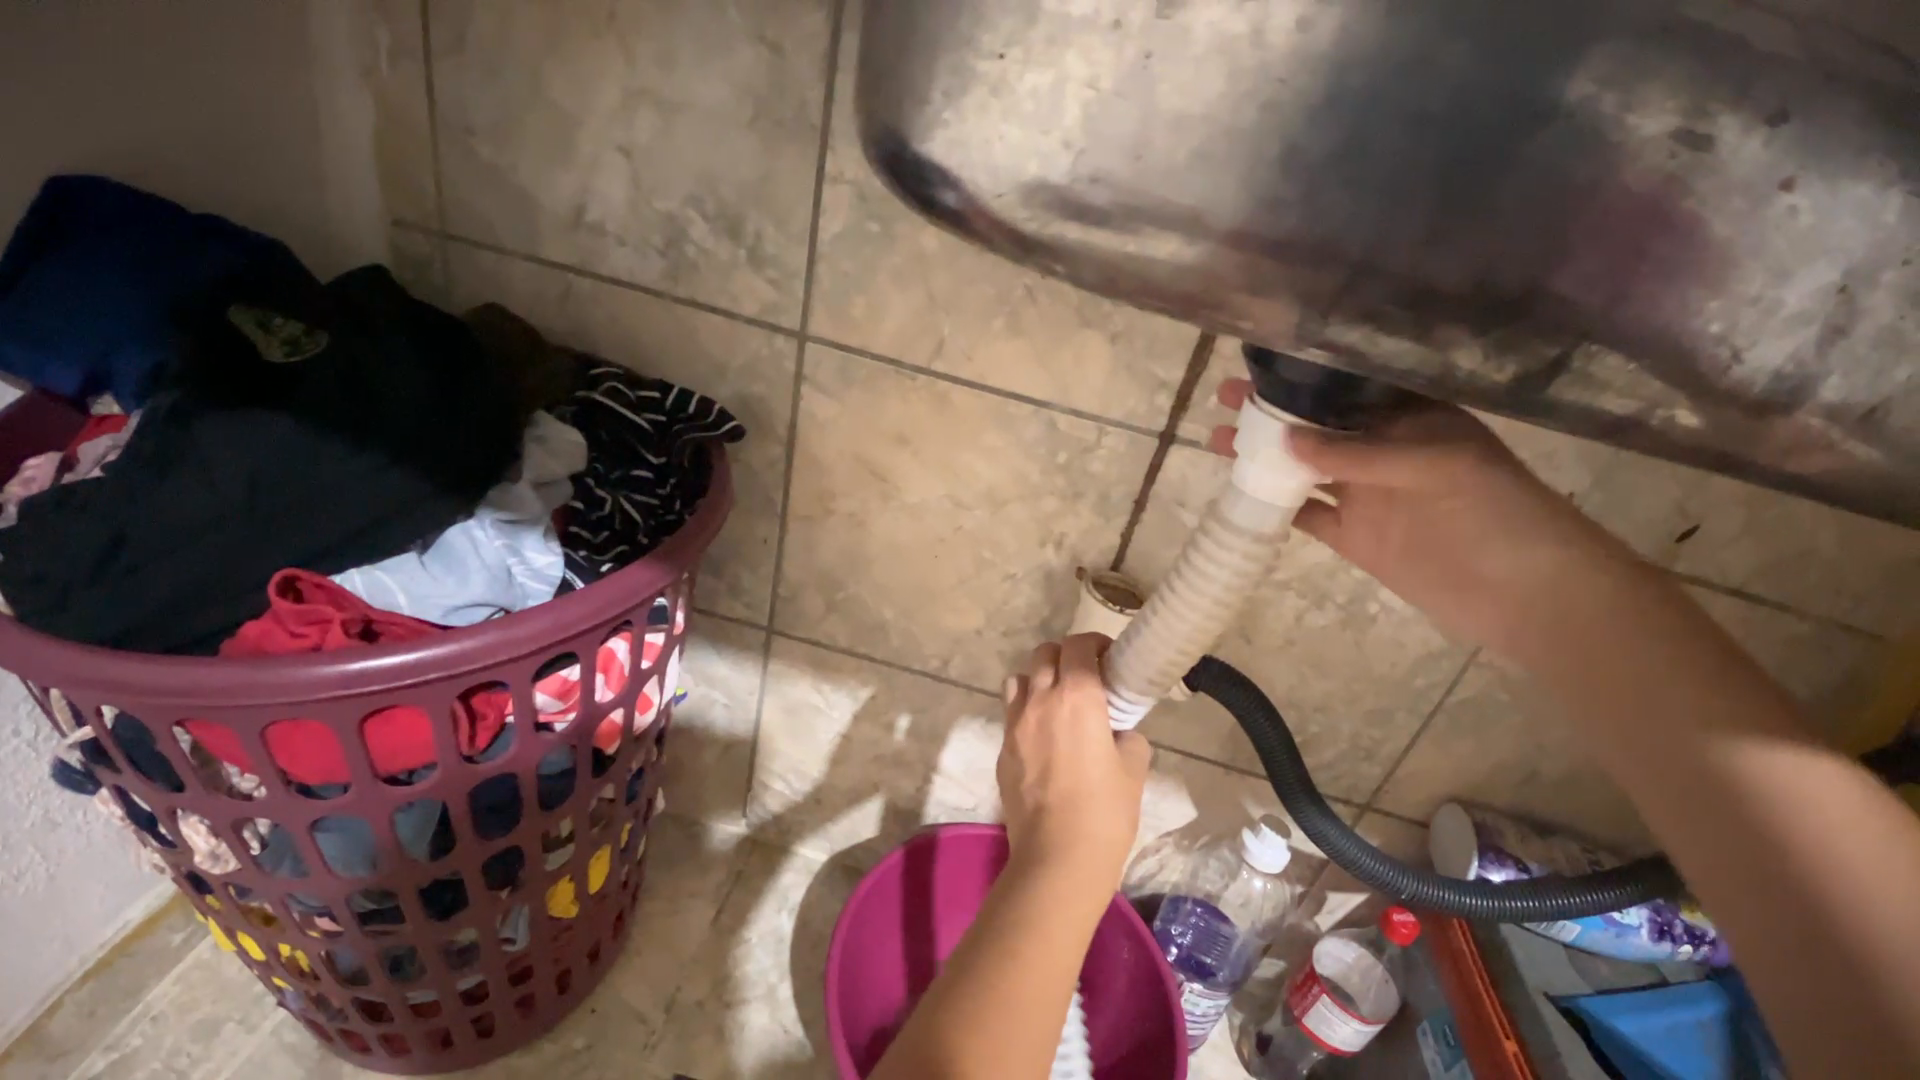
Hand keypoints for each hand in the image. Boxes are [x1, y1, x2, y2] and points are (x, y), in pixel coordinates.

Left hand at [998, 634, 1152, 887]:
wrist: (1057, 857)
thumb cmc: (1105, 812)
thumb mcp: (1134, 769)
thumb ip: (1128, 737)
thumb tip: (1118, 732)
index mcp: (1077, 697)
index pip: (1078, 646)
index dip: (1095, 643)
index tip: (1108, 657)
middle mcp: (1039, 700)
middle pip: (1044, 654)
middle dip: (1065, 656)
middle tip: (1086, 677)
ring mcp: (1014, 725)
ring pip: (1019, 679)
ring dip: (1039, 680)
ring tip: (1059, 702)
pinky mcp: (1001, 750)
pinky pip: (1012, 715)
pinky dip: (1027, 712)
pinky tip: (1045, 738)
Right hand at [1208, 379, 1658, 667]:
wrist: (1526, 594)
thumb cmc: (1495, 512)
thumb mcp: (1433, 466)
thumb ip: (1358, 453)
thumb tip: (1283, 439)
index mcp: (1412, 418)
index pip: (1347, 388)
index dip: (1301, 378)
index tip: (1256, 369)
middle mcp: (1383, 449)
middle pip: (1316, 425)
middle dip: (1270, 413)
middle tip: (1222, 402)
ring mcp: (1366, 495)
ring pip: (1303, 468)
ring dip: (1262, 456)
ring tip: (1216, 443)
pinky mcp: (1354, 537)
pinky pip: (1305, 515)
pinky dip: (1274, 506)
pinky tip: (1240, 493)